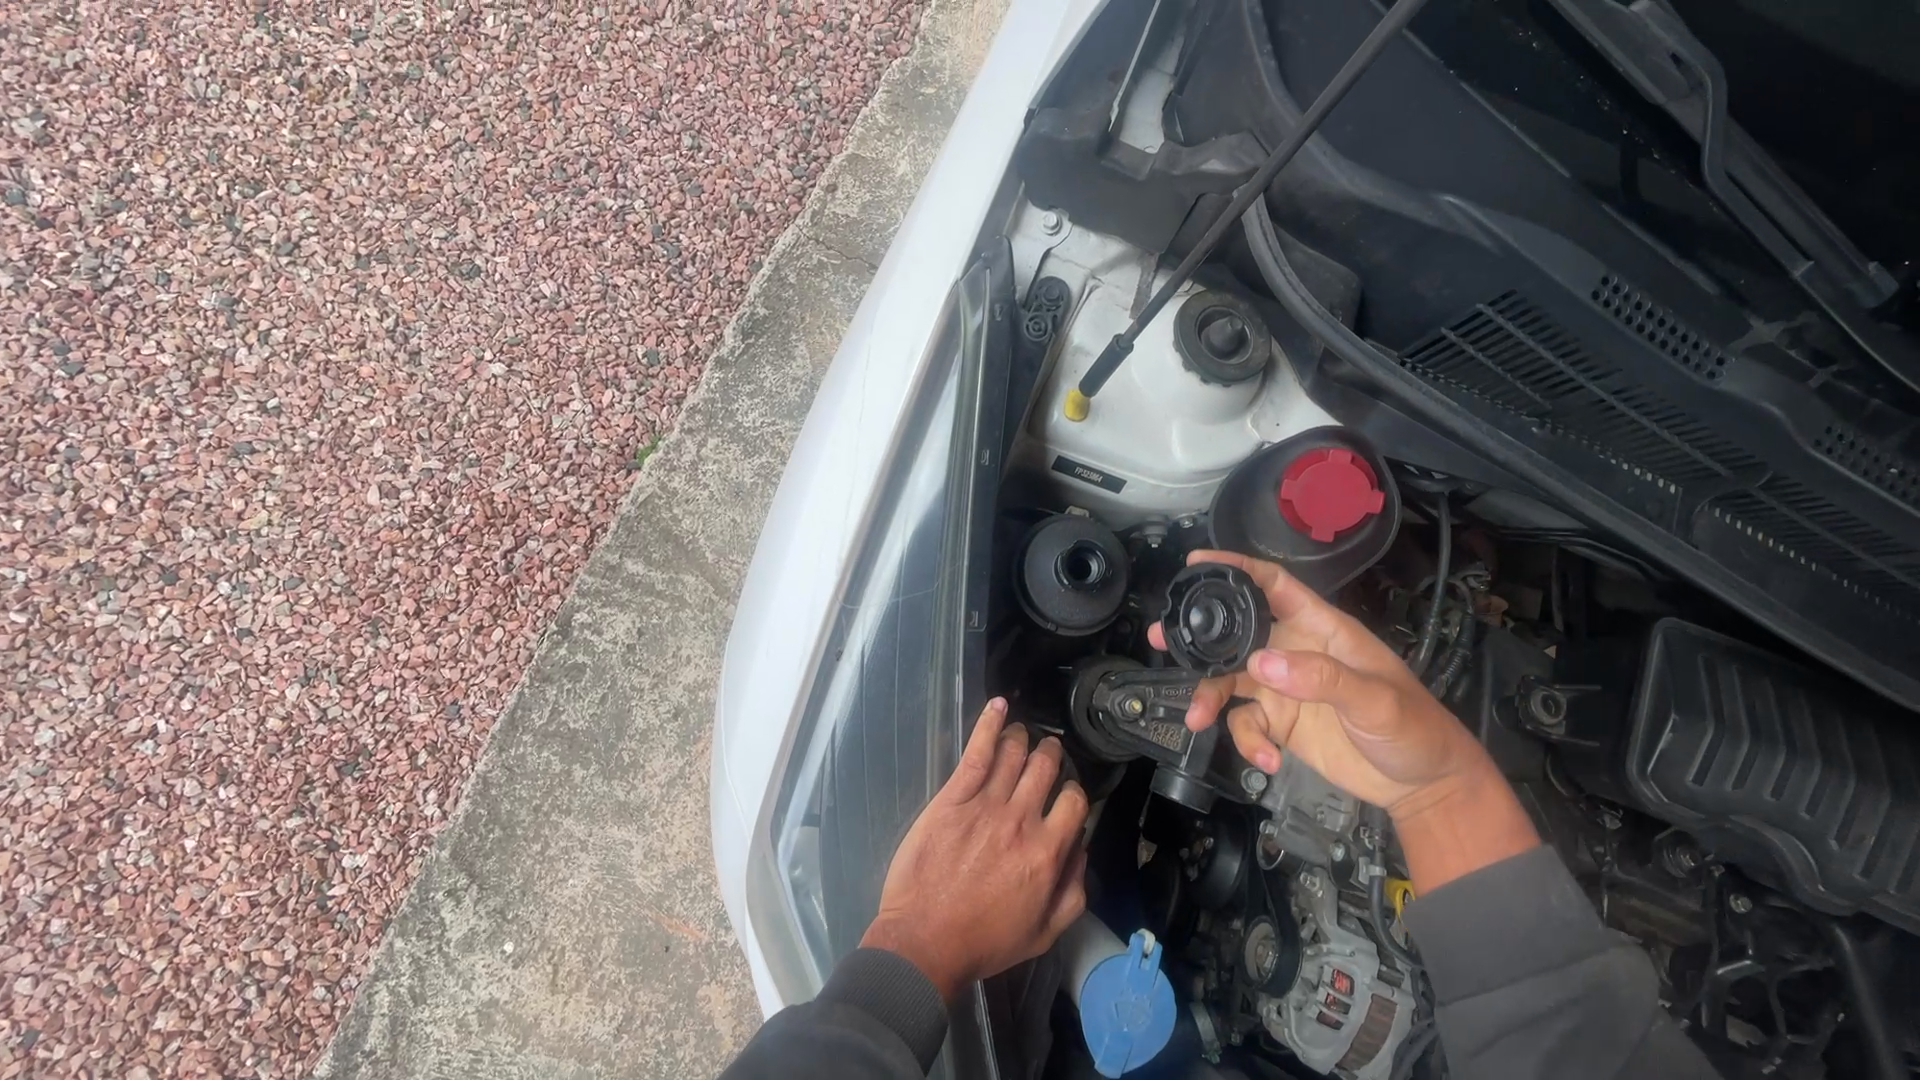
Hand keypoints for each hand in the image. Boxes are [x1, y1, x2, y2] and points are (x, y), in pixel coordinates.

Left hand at [861, 698, 1089, 1001]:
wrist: (924, 941)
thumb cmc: (984, 941)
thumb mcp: (1044, 932)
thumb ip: (1073, 890)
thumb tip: (1081, 849)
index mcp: (1047, 852)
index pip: (1075, 801)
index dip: (1074, 793)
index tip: (1065, 795)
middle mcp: (1021, 820)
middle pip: (1046, 768)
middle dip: (1051, 755)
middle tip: (1047, 753)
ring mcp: (985, 805)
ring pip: (1014, 754)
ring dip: (1023, 738)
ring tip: (1023, 734)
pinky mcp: (952, 798)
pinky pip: (976, 752)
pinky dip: (990, 724)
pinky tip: (999, 706)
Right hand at [1146, 551, 1495, 820]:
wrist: (1422, 785)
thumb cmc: (1415, 728)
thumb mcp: (1376, 699)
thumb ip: (1321, 678)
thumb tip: (1260, 663)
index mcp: (1320, 629)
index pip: (1273, 586)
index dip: (1236, 569)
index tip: (1198, 564)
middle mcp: (1294, 652)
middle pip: (1235, 634)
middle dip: (1197, 636)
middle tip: (1162, 637)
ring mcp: (1284, 689)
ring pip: (1229, 681)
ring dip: (1208, 696)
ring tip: (1197, 718)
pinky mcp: (1280, 723)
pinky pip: (1246, 724)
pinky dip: (1247, 742)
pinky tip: (1268, 762)